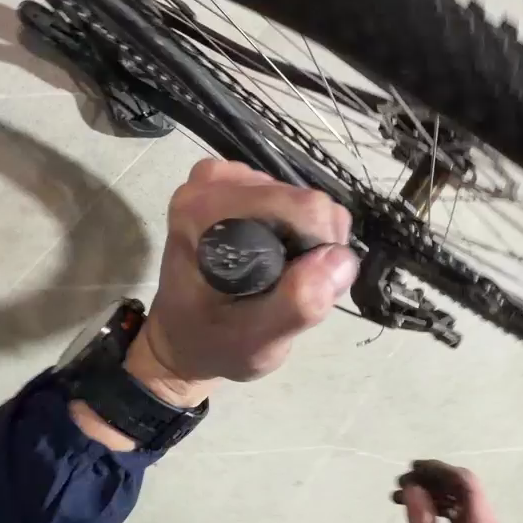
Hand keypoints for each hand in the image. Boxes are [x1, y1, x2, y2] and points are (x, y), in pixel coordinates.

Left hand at [128, 159, 358, 404]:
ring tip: (279, 278)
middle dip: (314, 246)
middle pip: (307, 200)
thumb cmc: (215, 343)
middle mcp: (210, 184)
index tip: (302, 287)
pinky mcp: (233, 182)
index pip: (303, 208)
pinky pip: (293, 198)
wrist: (182, 340)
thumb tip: (340, 259)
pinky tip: (273, 258)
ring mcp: (220, 179)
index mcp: (207, 211)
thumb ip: (298, 303)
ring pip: (305, 199)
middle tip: (289, 287)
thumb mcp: (258, 341)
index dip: (319, 250)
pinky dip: (295, 230)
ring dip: (306, 242)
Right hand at [399, 460, 504, 522]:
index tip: (412, 468)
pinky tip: (418, 511)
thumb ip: (420, 520)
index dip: (439, 470)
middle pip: (464, 490)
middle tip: (402, 483)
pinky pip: (461, 518)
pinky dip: (440, 510)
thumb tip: (412, 486)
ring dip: (434, 494)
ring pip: (461, 502)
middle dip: (433, 480)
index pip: (466, 483)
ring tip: (402, 496)